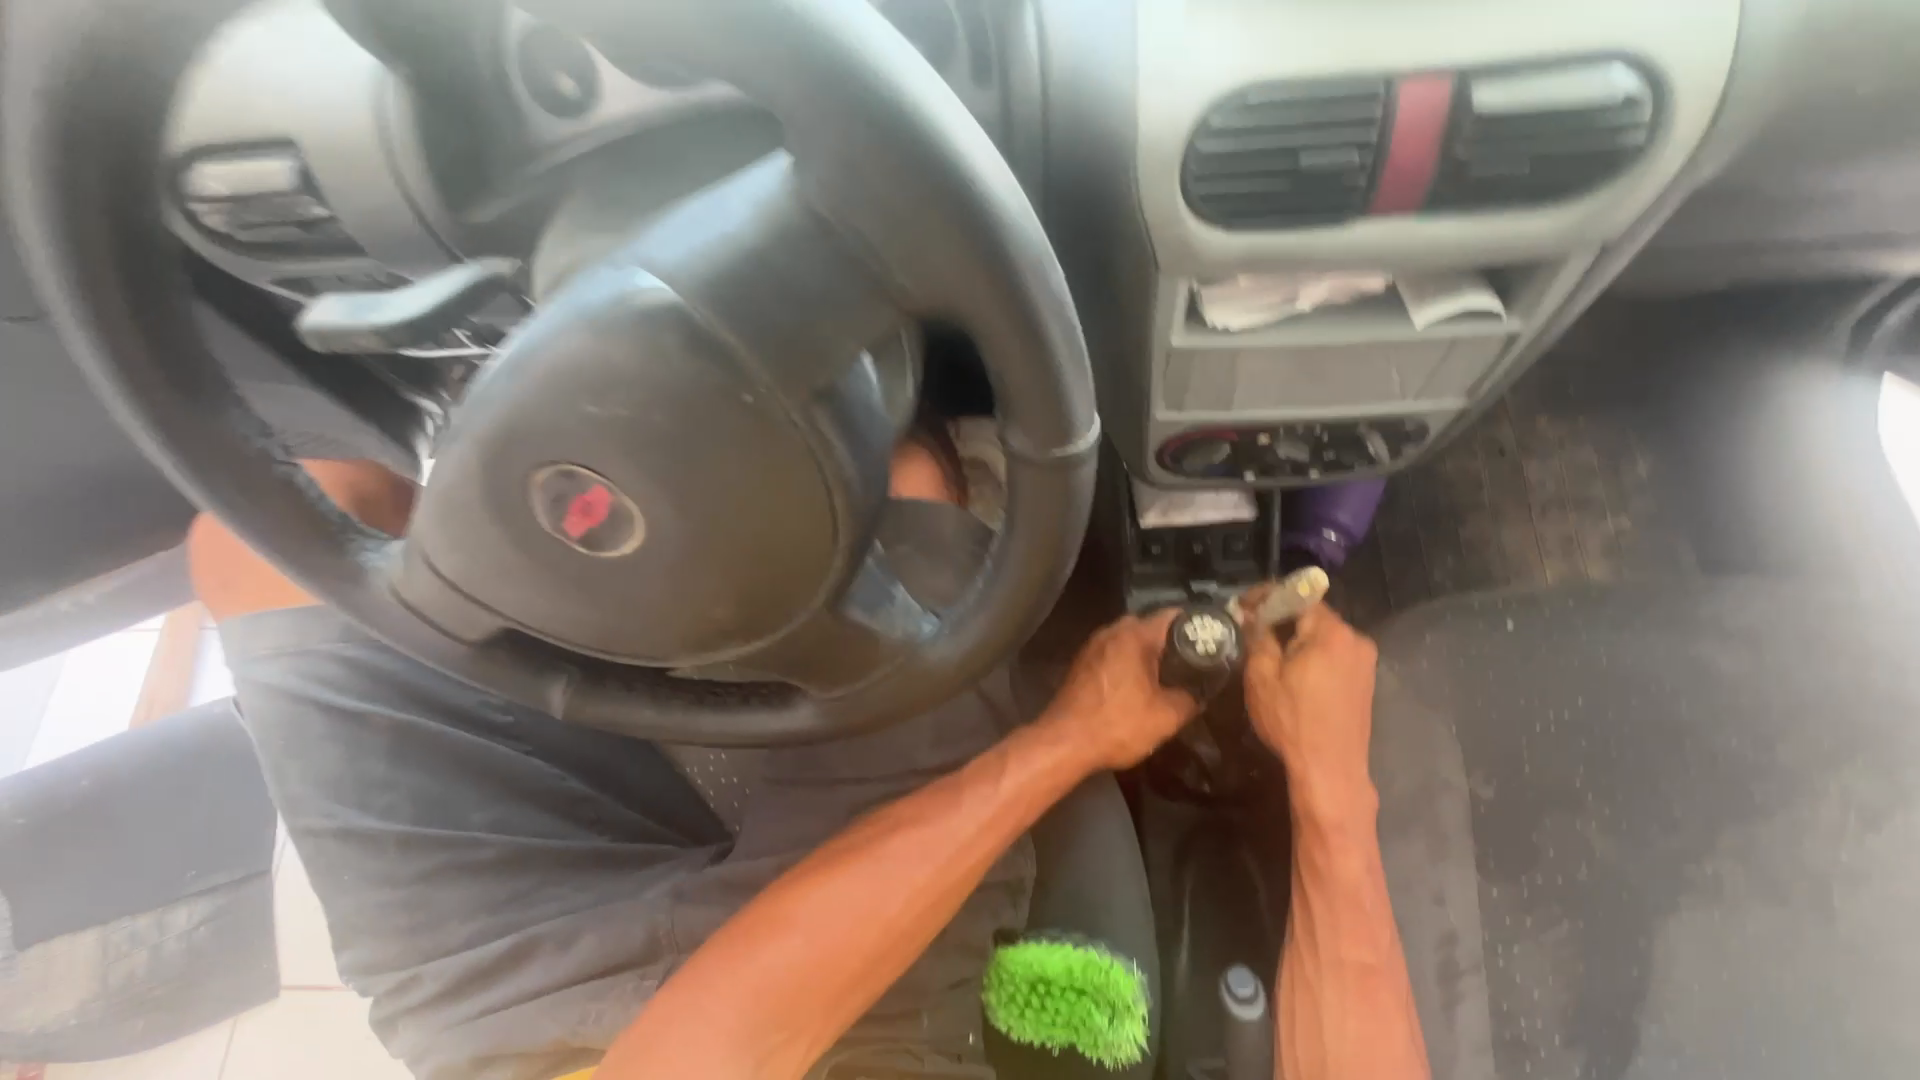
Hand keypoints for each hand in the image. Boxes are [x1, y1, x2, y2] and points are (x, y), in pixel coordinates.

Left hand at [1040, 610, 1200, 770]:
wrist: (1065, 742)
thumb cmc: (1117, 724)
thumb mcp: (1166, 717)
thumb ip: (1191, 699)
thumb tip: (1201, 692)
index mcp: (1134, 634)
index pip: (1175, 615)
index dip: (1198, 627)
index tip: (1214, 642)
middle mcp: (1112, 630)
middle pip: (1152, 627)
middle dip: (1174, 643)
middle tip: (1196, 663)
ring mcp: (1094, 644)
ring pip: (1132, 640)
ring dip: (1150, 655)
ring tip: (1172, 676)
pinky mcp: (1083, 661)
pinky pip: (1115, 653)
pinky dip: (1130, 663)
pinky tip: (1141, 685)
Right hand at [1242, 600, 1379, 821]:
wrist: (1330, 769)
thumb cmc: (1292, 721)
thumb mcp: (1262, 677)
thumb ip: (1258, 637)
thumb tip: (1251, 615)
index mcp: (1331, 633)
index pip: (1298, 596)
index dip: (1267, 595)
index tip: (1242, 605)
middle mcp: (1355, 640)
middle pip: (1312, 615)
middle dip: (1280, 617)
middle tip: (1250, 628)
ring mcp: (1364, 661)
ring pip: (1323, 635)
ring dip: (1296, 637)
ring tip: (1268, 651)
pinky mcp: (1365, 680)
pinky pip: (1333, 654)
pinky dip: (1311, 654)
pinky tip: (1292, 671)